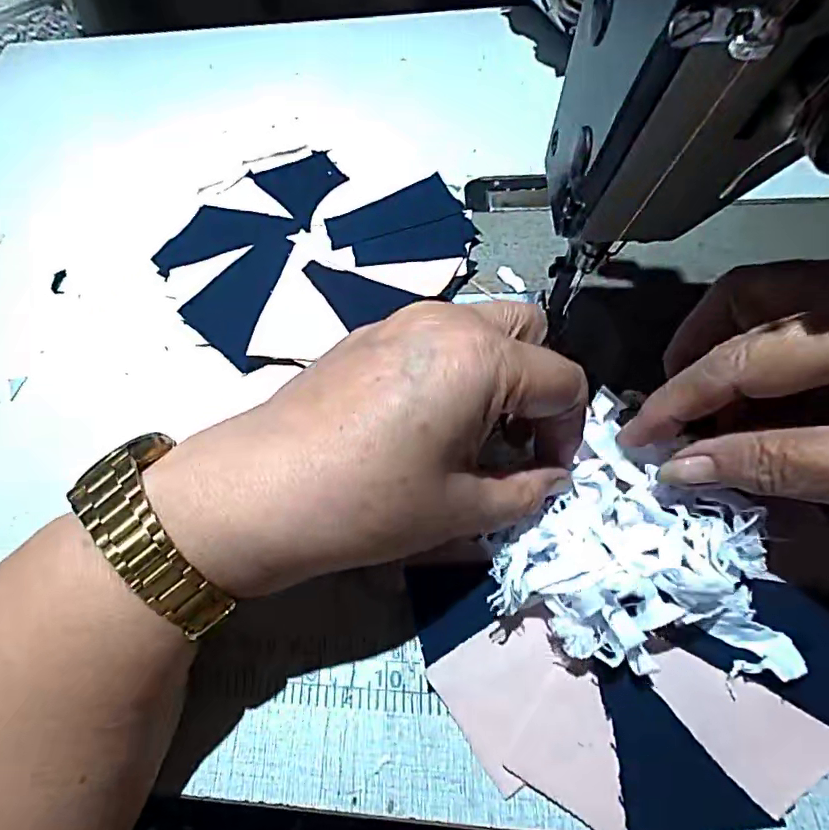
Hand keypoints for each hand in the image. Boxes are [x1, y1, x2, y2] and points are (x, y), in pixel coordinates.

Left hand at [143, 300, 585, 597]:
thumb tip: (553, 480)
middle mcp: (447, 321)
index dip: (570, 432)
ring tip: (474, 434)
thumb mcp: (460, 510)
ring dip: (500, 374)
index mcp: (481, 357)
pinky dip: (458, 368)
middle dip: (539, 387)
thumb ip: (526, 493)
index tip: (548, 472)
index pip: (564, 381)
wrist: (258, 490)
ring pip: (482, 327)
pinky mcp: (370, 333)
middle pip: (530, 333)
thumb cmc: (367, 504)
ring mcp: (403, 319)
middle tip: (516, 442)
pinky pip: (438, 335)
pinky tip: (428, 421)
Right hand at [620, 253, 828, 598]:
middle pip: (768, 306)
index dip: (688, 398)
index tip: (635, 439)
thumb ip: (788, 465)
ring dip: (744, 382)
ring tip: (709, 436)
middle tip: (669, 423)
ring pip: (797, 330)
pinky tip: (773, 432)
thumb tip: (684, 469)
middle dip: (704, 361)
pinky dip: (793, 397)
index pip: (761, 348)